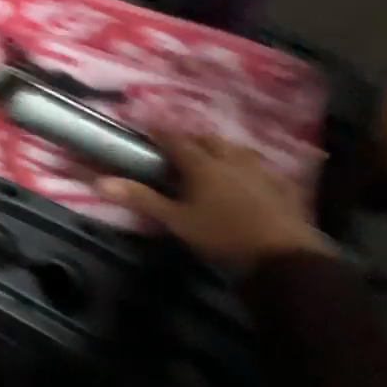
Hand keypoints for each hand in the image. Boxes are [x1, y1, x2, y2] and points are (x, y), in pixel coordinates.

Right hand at [98, 132, 334, 273]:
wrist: (287, 261)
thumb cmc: (223, 237)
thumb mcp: (176, 221)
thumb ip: (141, 199)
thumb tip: (99, 181)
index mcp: (203, 165)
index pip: (176, 139)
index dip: (159, 130)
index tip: (146, 125)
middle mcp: (233, 162)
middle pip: (211, 141)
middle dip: (194, 139)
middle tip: (181, 147)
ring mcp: (263, 174)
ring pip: (240, 151)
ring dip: (224, 150)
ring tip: (215, 158)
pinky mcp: (287, 191)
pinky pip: (266, 169)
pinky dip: (252, 168)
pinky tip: (252, 178)